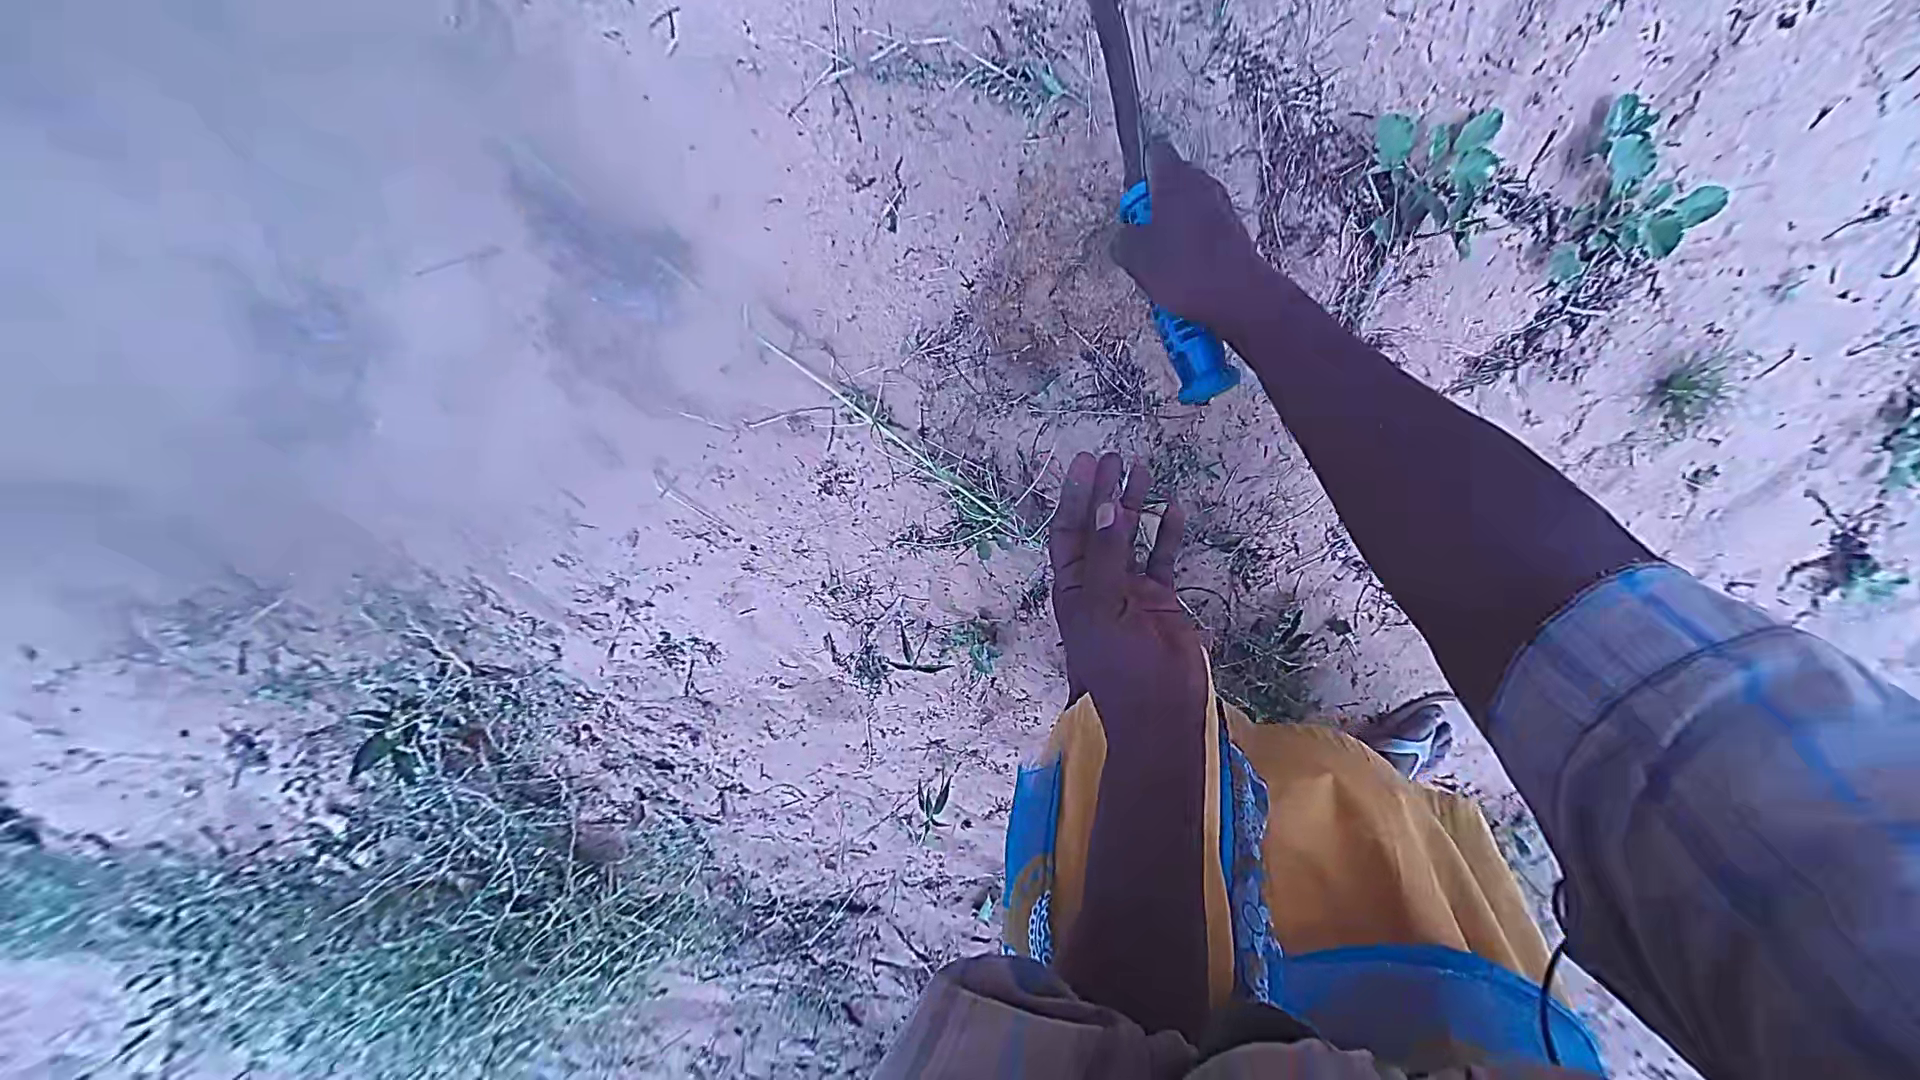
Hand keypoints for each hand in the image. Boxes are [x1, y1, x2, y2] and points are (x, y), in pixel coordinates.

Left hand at [1049, 452, 1205, 749]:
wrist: (1162, 708)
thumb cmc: (1121, 662)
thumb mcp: (1103, 606)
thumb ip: (1105, 556)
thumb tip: (1106, 507)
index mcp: (1073, 586)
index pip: (1069, 531)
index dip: (1076, 497)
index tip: (1085, 463)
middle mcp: (1098, 582)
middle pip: (1099, 527)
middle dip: (1104, 492)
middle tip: (1114, 456)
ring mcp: (1130, 588)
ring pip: (1130, 537)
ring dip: (1134, 505)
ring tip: (1142, 469)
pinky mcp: (1160, 597)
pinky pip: (1161, 558)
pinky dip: (1166, 535)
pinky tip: (1172, 509)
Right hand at [1109, 141, 1288, 337]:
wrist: (1235, 295)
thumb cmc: (1186, 270)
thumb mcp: (1136, 258)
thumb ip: (1123, 241)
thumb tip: (1122, 238)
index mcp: (1175, 180)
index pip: (1154, 154)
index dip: (1138, 177)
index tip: (1130, 205)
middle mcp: (1202, 184)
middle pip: (1171, 186)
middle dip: (1153, 210)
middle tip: (1140, 241)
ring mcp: (1221, 207)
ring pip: (1186, 211)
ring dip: (1171, 232)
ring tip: (1160, 265)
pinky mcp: (1232, 232)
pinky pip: (1202, 234)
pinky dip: (1189, 248)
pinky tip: (1181, 275)